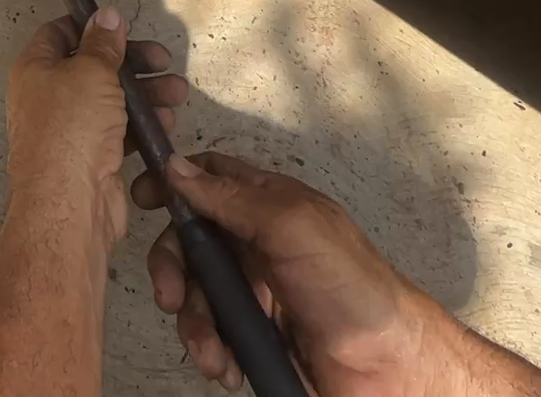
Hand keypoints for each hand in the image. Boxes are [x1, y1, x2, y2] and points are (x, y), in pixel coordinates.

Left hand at [6, 7, 186, 250]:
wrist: (70, 203)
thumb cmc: (72, 126)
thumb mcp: (91, 73)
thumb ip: (103, 44)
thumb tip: (106, 14)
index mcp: (36, 69)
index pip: (60, 33)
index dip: (91, 26)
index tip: (124, 27)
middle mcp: (48, 95)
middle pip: (93, 66)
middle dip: (131, 62)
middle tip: (164, 59)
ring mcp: (70, 128)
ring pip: (111, 99)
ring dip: (145, 92)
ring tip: (178, 91)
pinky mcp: (92, 156)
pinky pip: (119, 130)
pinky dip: (142, 123)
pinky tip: (168, 121)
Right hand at [132, 152, 440, 395]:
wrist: (397, 374)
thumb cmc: (349, 286)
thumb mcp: (290, 226)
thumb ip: (230, 196)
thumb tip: (174, 165)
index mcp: (265, 204)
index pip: (208, 176)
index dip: (173, 180)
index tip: (143, 199)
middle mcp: (254, 242)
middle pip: (189, 238)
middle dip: (171, 266)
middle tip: (168, 296)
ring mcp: (255, 290)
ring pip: (196, 291)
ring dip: (192, 320)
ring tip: (209, 353)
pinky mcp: (255, 335)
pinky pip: (213, 334)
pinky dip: (210, 350)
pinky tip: (224, 367)